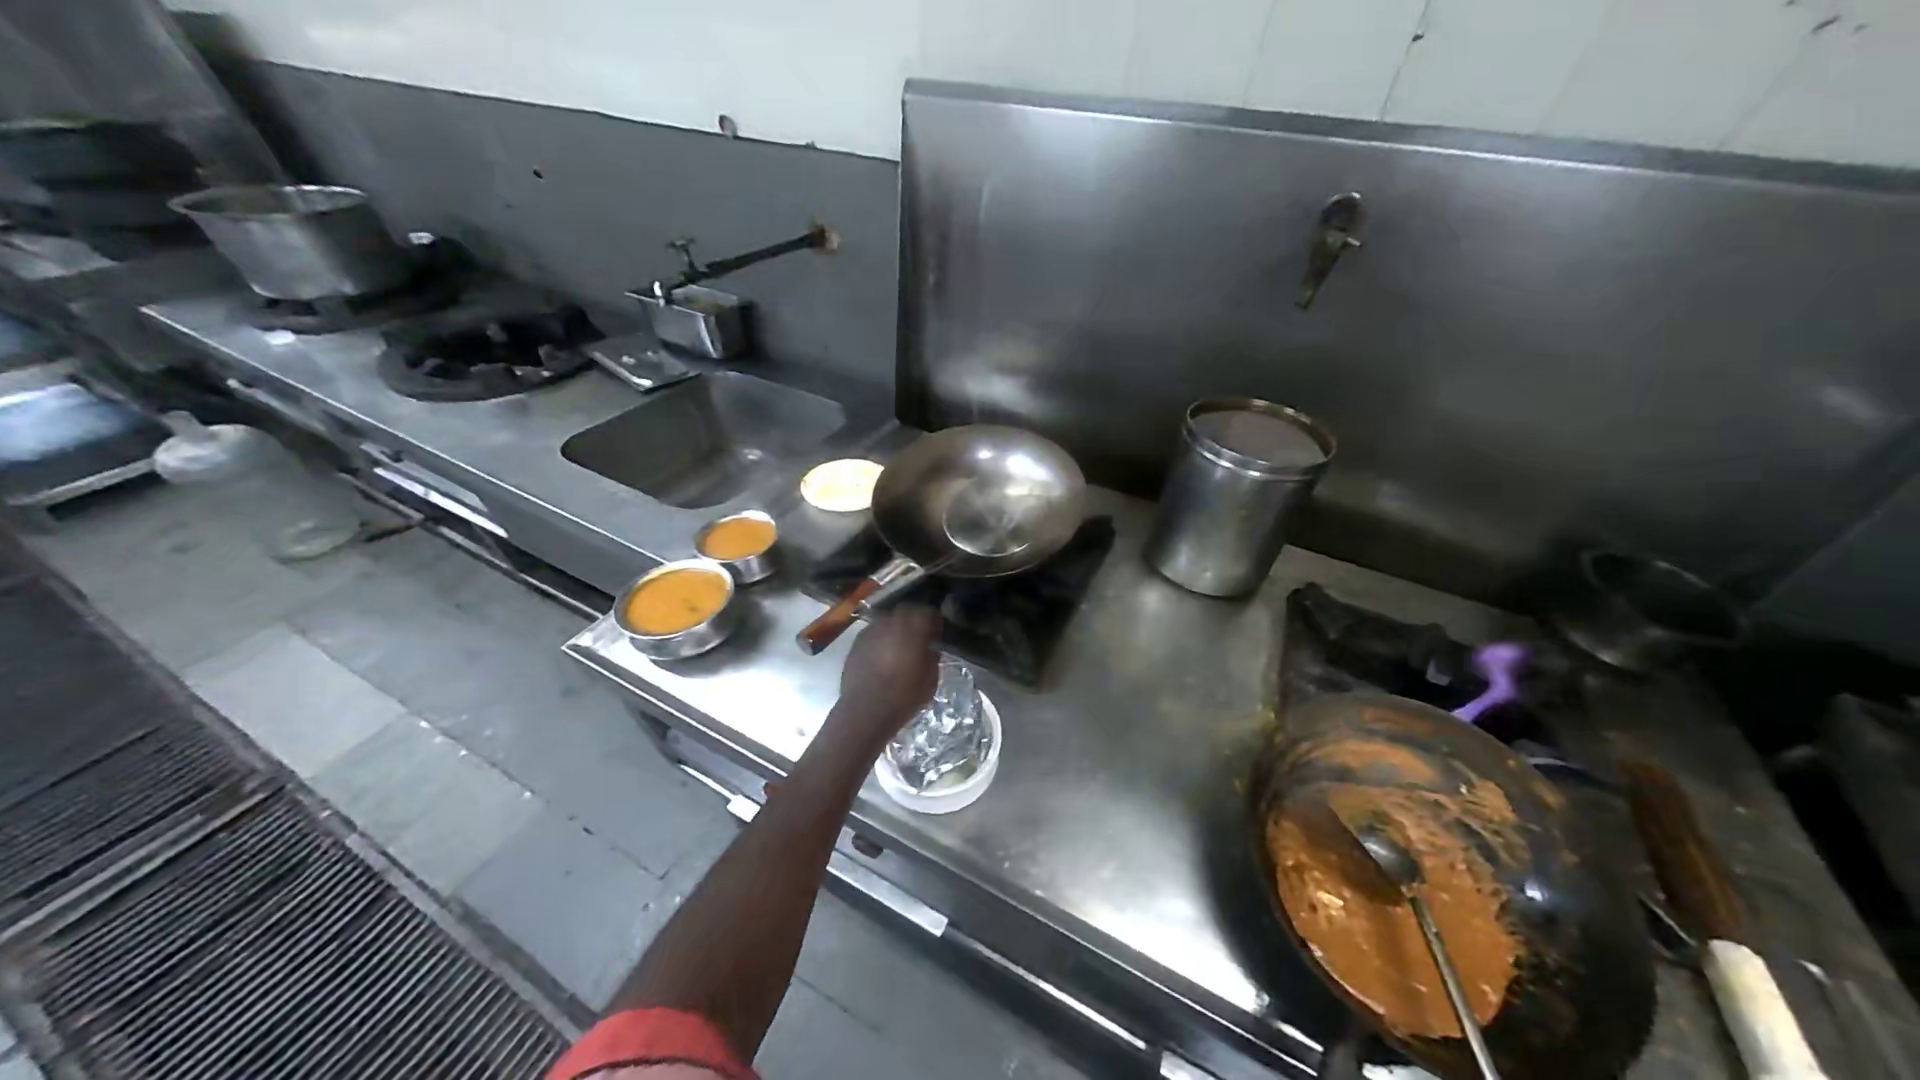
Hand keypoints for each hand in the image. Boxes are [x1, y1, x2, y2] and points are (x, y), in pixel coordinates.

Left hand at [834, 607, 941, 751]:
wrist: (866, 711)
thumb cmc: (904, 697)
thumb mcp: (931, 679)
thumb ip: (932, 656)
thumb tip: (929, 648)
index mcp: (913, 627)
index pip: (928, 612)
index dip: (935, 621)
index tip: (937, 633)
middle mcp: (890, 622)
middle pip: (906, 611)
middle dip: (914, 620)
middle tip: (920, 637)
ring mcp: (870, 630)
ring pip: (888, 620)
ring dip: (896, 628)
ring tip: (900, 646)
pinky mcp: (856, 643)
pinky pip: (874, 633)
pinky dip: (881, 639)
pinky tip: (883, 655)